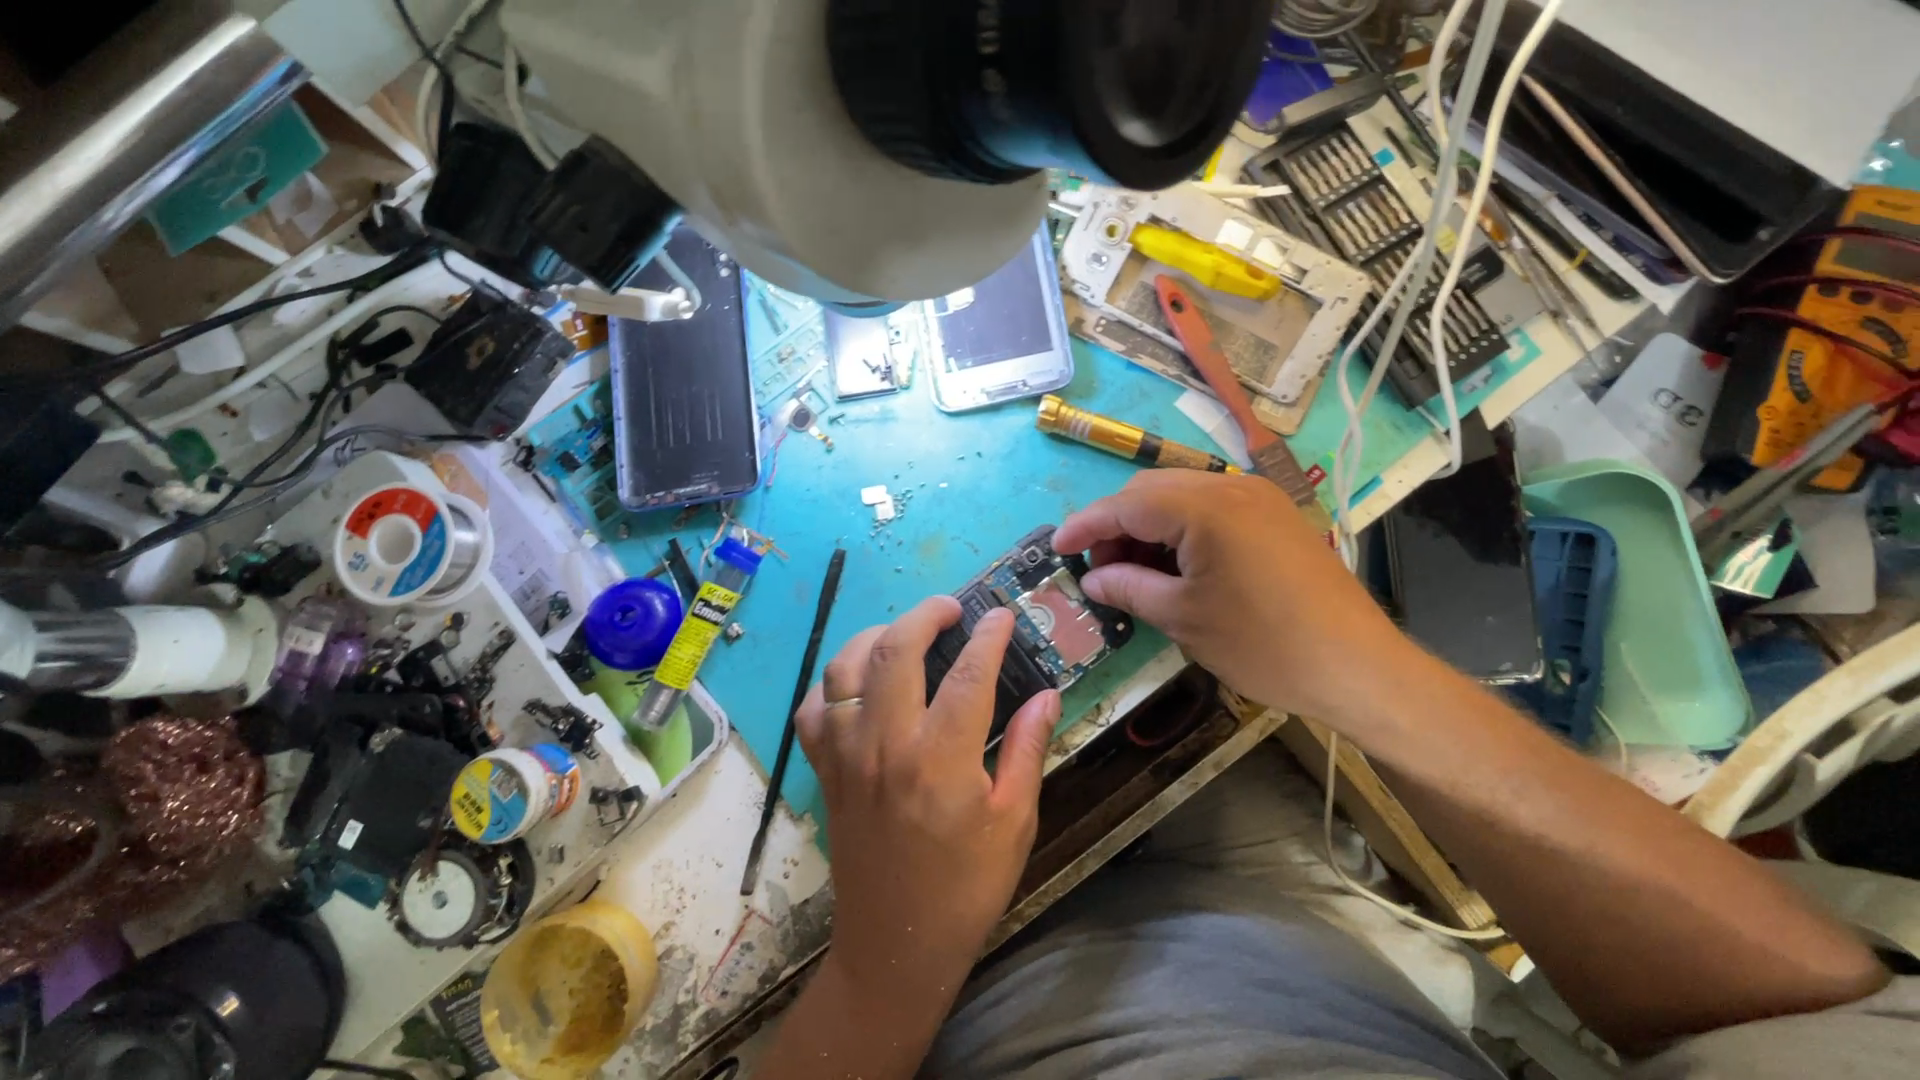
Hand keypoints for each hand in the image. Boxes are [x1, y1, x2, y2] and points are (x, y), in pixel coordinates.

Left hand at [794, 598, 1060, 1001]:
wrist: (897, 942)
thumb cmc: (967, 886)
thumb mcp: (1014, 821)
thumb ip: (1025, 749)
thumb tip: (1046, 695)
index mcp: (940, 756)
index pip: (967, 671)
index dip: (987, 635)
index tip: (1000, 615)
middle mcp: (885, 742)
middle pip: (895, 649)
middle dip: (925, 614)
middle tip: (951, 608)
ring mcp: (846, 754)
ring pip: (845, 667)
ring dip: (875, 635)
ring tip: (904, 633)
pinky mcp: (825, 770)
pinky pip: (814, 708)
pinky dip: (833, 682)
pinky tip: (859, 682)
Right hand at [1054, 470, 1415, 723]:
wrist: (1356, 666)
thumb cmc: (1263, 645)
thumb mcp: (1183, 619)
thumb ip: (1128, 588)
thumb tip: (1091, 578)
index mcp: (1205, 507)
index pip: (1126, 504)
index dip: (1085, 525)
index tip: (1056, 549)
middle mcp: (1232, 486)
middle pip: (1152, 490)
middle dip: (1117, 525)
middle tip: (1099, 571)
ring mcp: (1260, 497)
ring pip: (1182, 495)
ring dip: (1149, 525)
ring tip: (1135, 574)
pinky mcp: (1276, 516)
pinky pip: (1212, 508)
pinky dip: (1182, 528)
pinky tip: (1176, 566)